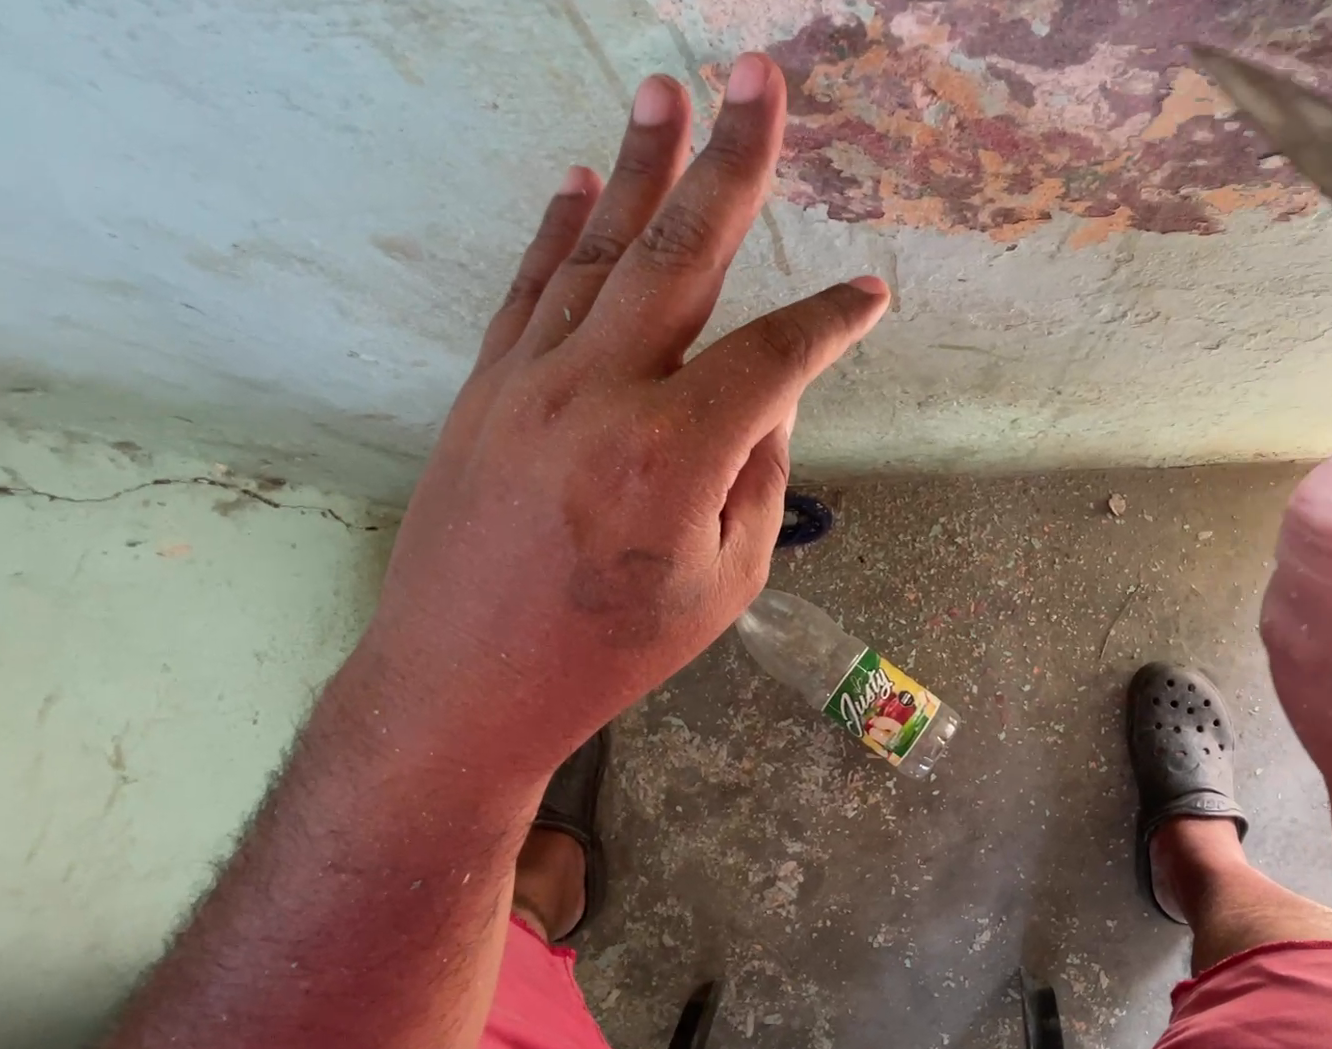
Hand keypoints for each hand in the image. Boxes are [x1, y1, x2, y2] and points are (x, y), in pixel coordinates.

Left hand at [352, 55, 888, 773]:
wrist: (461, 685)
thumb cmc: (614, 649)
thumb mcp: (727, 581)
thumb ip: (762, 476)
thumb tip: (774, 396)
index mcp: (677, 454)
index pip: (776, 356)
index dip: (831, 322)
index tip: (870, 296)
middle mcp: (603, 393)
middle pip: (681, 255)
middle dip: (731, 163)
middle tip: (756, 80)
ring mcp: (532, 380)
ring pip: (600, 252)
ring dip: (641, 168)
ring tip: (669, 92)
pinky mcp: (486, 388)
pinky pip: (532, 289)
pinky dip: (560, 230)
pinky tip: (584, 182)